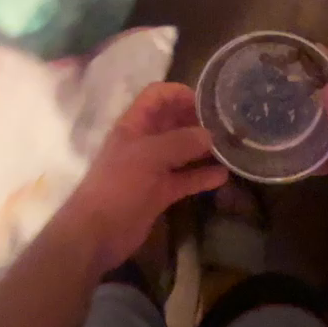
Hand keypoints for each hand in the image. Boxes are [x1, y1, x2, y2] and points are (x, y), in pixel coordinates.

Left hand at [58, 82, 228, 275]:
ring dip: (203, 148)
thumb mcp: (149, 156)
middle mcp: (144, 142)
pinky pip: (184, 179)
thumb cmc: (118, 185)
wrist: (97, 233)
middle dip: (196, 120)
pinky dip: (202, 176)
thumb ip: (180, 142)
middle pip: (172, 122)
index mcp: (134, 125)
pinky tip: (224, 175)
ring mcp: (152, 168)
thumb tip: (210, 135)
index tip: (207, 101)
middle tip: (226, 124)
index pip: (157, 96)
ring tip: (231, 146)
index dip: (179, 93)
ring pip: (182, 151)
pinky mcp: (159, 193)